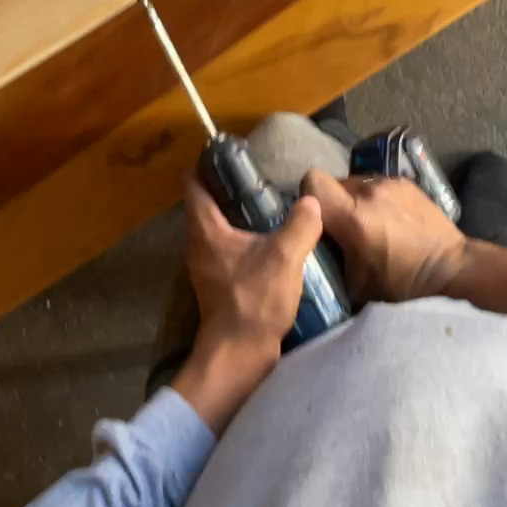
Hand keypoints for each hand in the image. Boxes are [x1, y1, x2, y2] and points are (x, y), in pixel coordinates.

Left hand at [172, 177, 322, 432]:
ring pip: (216, 224)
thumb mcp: (285, 257)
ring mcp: (205, 261)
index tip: (233, 153)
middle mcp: (197, 240)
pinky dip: (242, 235)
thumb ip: (300, 224)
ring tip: (269, 204)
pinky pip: (225, 244)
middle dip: (229, 186)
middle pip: (206, 201)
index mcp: (204, 227)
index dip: (209, 162)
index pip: (195, 181)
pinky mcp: (216, 278)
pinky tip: (269, 238)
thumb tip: (311, 201)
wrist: (239, 353)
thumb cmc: (255, 300)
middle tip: (260, 176)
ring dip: (237, 213)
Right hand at [301, 170, 469, 302]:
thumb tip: (313, 248)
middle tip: (343, 228)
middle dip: (333, 203)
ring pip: (355, 183)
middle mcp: (370, 192)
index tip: (315, 217)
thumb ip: (331, 258)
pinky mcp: (406, 182)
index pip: (313, 181)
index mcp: (354, 217)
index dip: (309, 196)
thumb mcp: (356, 283)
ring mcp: (390, 183)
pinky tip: (389, 221)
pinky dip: (376, 200)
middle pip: (333, 183)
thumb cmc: (403, 282)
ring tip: (369, 225)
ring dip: (354, 201)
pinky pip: (377, 185)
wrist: (454, 268)